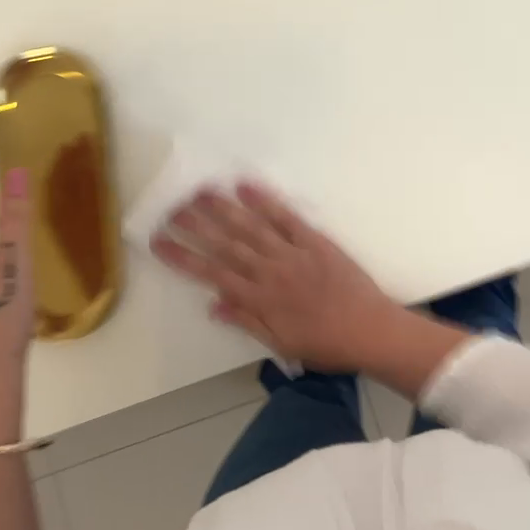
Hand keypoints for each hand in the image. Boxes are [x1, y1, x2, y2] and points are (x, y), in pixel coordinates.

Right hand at [152, 183, 401, 371]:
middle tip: (170, 207)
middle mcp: (270, 272)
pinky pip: (286, 217)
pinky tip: (245, 186)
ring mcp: (292, 253)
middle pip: (225, 244)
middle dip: (195, 226)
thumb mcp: (282, 344)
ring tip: (199, 191)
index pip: (211, 274)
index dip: (182, 257)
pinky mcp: (315, 240)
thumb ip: (247, 321)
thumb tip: (212, 305)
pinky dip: (265, 201)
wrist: (371, 330)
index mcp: (259, 300)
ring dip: (223, 208)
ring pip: (250, 227)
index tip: (159, 241)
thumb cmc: (327, 344)